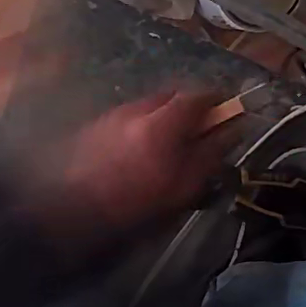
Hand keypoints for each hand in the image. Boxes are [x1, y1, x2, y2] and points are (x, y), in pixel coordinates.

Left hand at [53, 91, 225, 238]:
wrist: (73, 212)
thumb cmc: (135, 205)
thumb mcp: (182, 186)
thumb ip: (209, 154)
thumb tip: (232, 129)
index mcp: (162, 123)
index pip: (198, 95)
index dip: (217, 100)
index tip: (227, 112)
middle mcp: (136, 110)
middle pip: (172, 95)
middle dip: (190, 107)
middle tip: (200, 129)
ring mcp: (113, 115)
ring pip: (148, 106)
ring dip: (164, 117)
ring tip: (169, 144)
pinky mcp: (95, 126)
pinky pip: (129, 117)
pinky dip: (142, 126)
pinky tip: (139, 152)